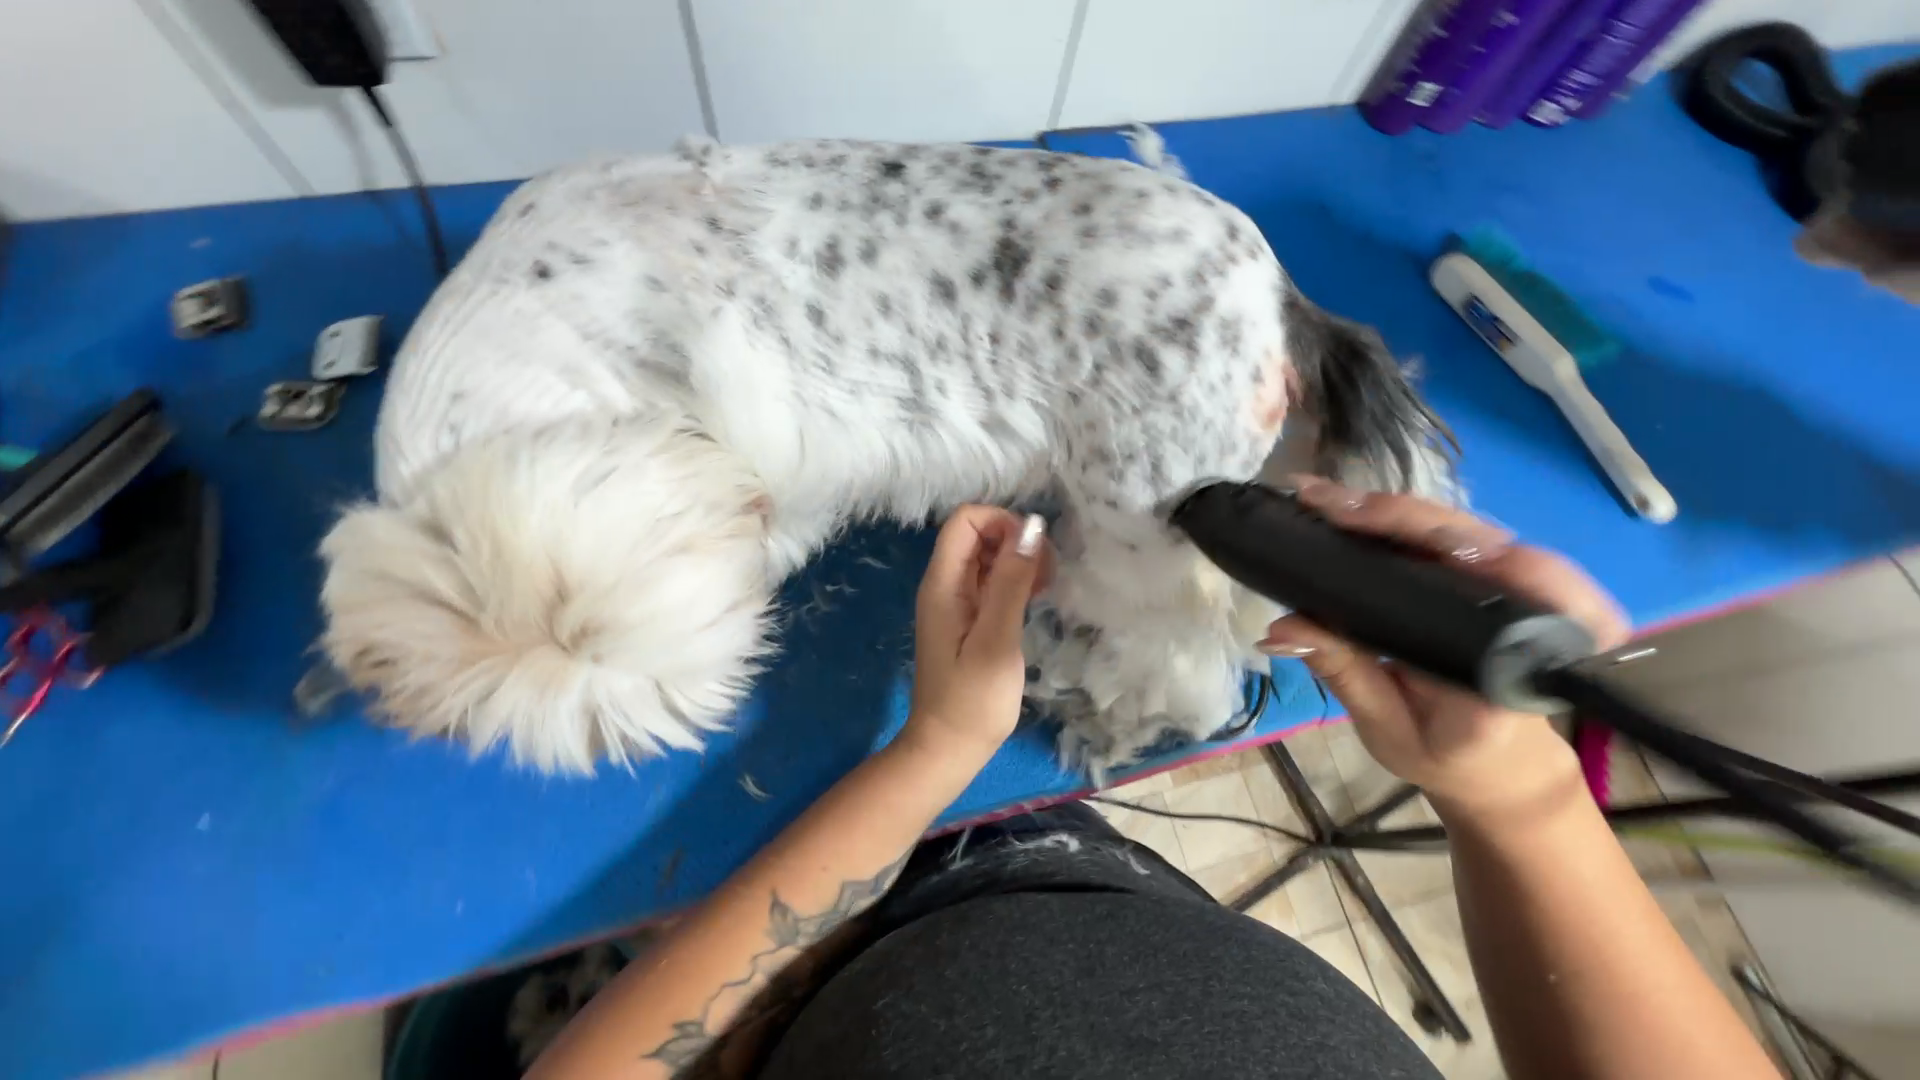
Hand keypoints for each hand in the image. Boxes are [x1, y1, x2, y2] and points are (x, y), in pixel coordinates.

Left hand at [901, 506, 1052, 765]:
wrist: (950, 747)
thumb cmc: (974, 700)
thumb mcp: (997, 639)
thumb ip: (1010, 582)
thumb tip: (1030, 528)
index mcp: (943, 584)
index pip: (965, 520)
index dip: (1002, 523)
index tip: (1033, 553)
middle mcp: (945, 585)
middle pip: (978, 534)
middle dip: (1015, 540)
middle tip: (1046, 575)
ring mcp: (956, 602)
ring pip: (987, 557)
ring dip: (1019, 561)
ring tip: (1045, 589)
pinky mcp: (969, 620)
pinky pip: (991, 582)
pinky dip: (1014, 581)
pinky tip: (1035, 600)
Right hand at [1259, 478, 1629, 823]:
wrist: (1503, 764)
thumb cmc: (1450, 756)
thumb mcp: (1390, 730)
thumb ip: (1345, 675)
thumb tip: (1280, 630)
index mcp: (1517, 666)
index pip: (1505, 585)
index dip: (1451, 544)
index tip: (1379, 527)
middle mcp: (1533, 616)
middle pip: (1475, 540)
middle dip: (1396, 515)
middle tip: (1318, 501)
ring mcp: (1518, 590)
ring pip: (1463, 529)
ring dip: (1392, 511)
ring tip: (1323, 501)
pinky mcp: (1493, 578)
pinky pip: (1450, 536)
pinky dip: (1398, 520)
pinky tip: (1349, 511)